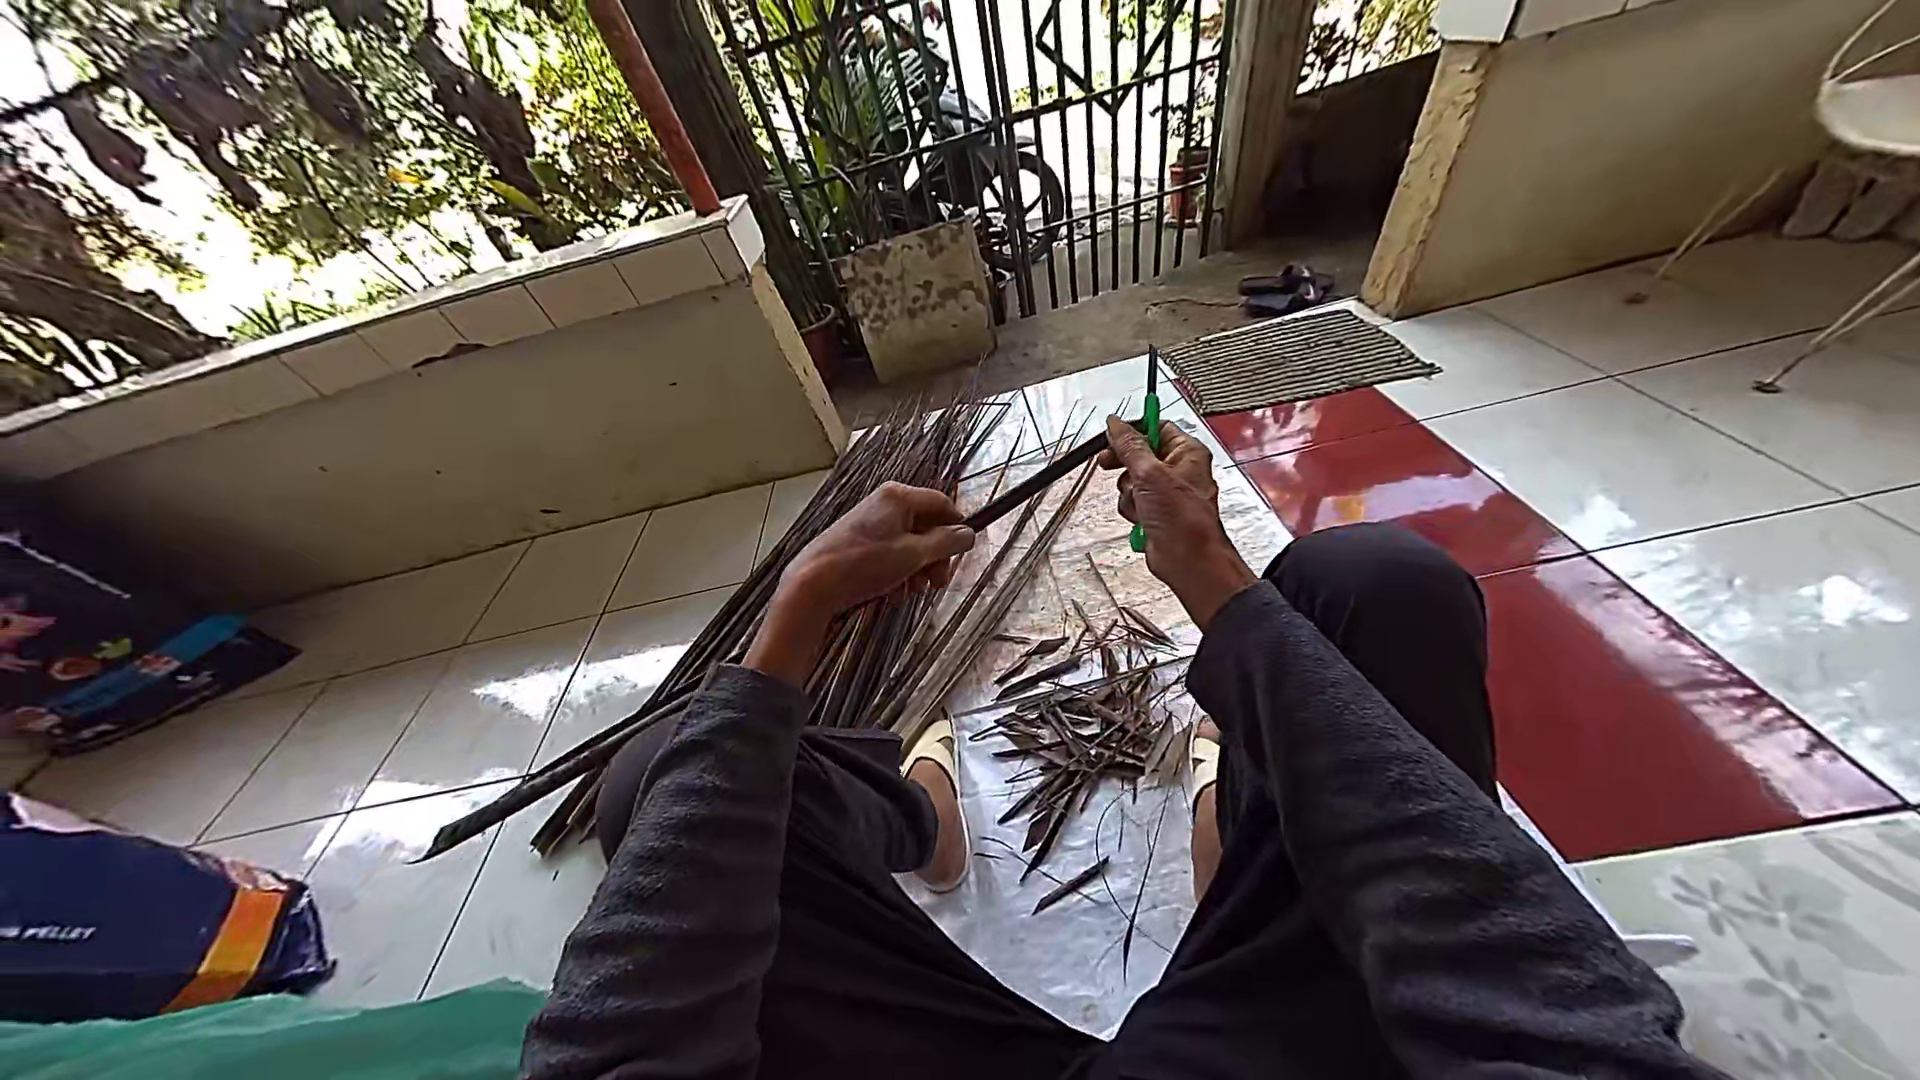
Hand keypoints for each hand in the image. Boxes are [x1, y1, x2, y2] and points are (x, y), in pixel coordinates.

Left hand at [746, 482, 975, 686]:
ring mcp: (869, 523)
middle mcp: (884, 504)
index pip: (942, 503)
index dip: (957, 527)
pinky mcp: (858, 543)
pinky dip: (898, 573)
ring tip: (913, 591)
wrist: (813, 585)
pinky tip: (894, 593)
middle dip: (935, 557)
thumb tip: (968, 534)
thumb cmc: (862, 564)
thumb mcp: (913, 555)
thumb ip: (946, 542)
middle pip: (926, 526)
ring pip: (909, 544)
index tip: (962, 552)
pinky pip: (890, 554)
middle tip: (938, 583)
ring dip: (918, 569)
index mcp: (899, 497)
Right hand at [1097, 415, 1255, 631]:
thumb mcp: (1149, 473)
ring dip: (1128, 492)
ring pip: (1131, 481)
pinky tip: (1141, 518)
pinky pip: (1132, 502)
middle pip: (1139, 454)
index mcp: (1187, 453)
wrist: (1186, 559)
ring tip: (1140, 503)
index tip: (1113, 434)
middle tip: (1109, 464)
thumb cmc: (1183, 519)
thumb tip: (1116, 425)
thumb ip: (1129, 446)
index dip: (1132, 430)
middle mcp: (1178, 470)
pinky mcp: (1156, 513)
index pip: (1156, 427)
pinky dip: (1131, 509)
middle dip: (1124, 465)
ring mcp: (1166, 493)